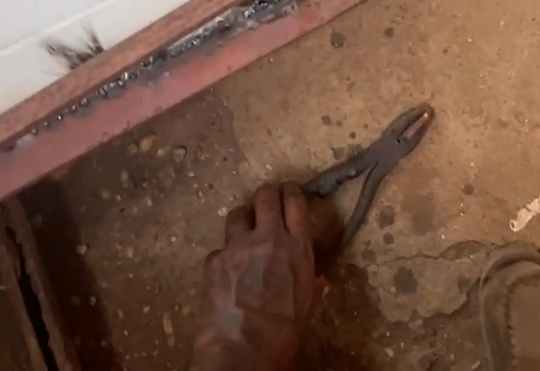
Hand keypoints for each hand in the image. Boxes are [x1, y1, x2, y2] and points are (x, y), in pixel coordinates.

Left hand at [189, 182, 322, 370]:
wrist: (243, 350)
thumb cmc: (283, 334)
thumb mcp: (305, 306)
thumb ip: (311, 285)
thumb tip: (323, 283)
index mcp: (296, 248)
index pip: (295, 202)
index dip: (291, 190)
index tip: (289, 190)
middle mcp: (269, 238)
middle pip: (266, 196)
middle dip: (266, 194)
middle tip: (266, 200)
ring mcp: (239, 246)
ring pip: (237, 214)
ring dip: (242, 220)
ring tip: (243, 232)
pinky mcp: (216, 259)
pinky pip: (219, 248)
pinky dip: (223, 255)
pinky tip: (226, 270)